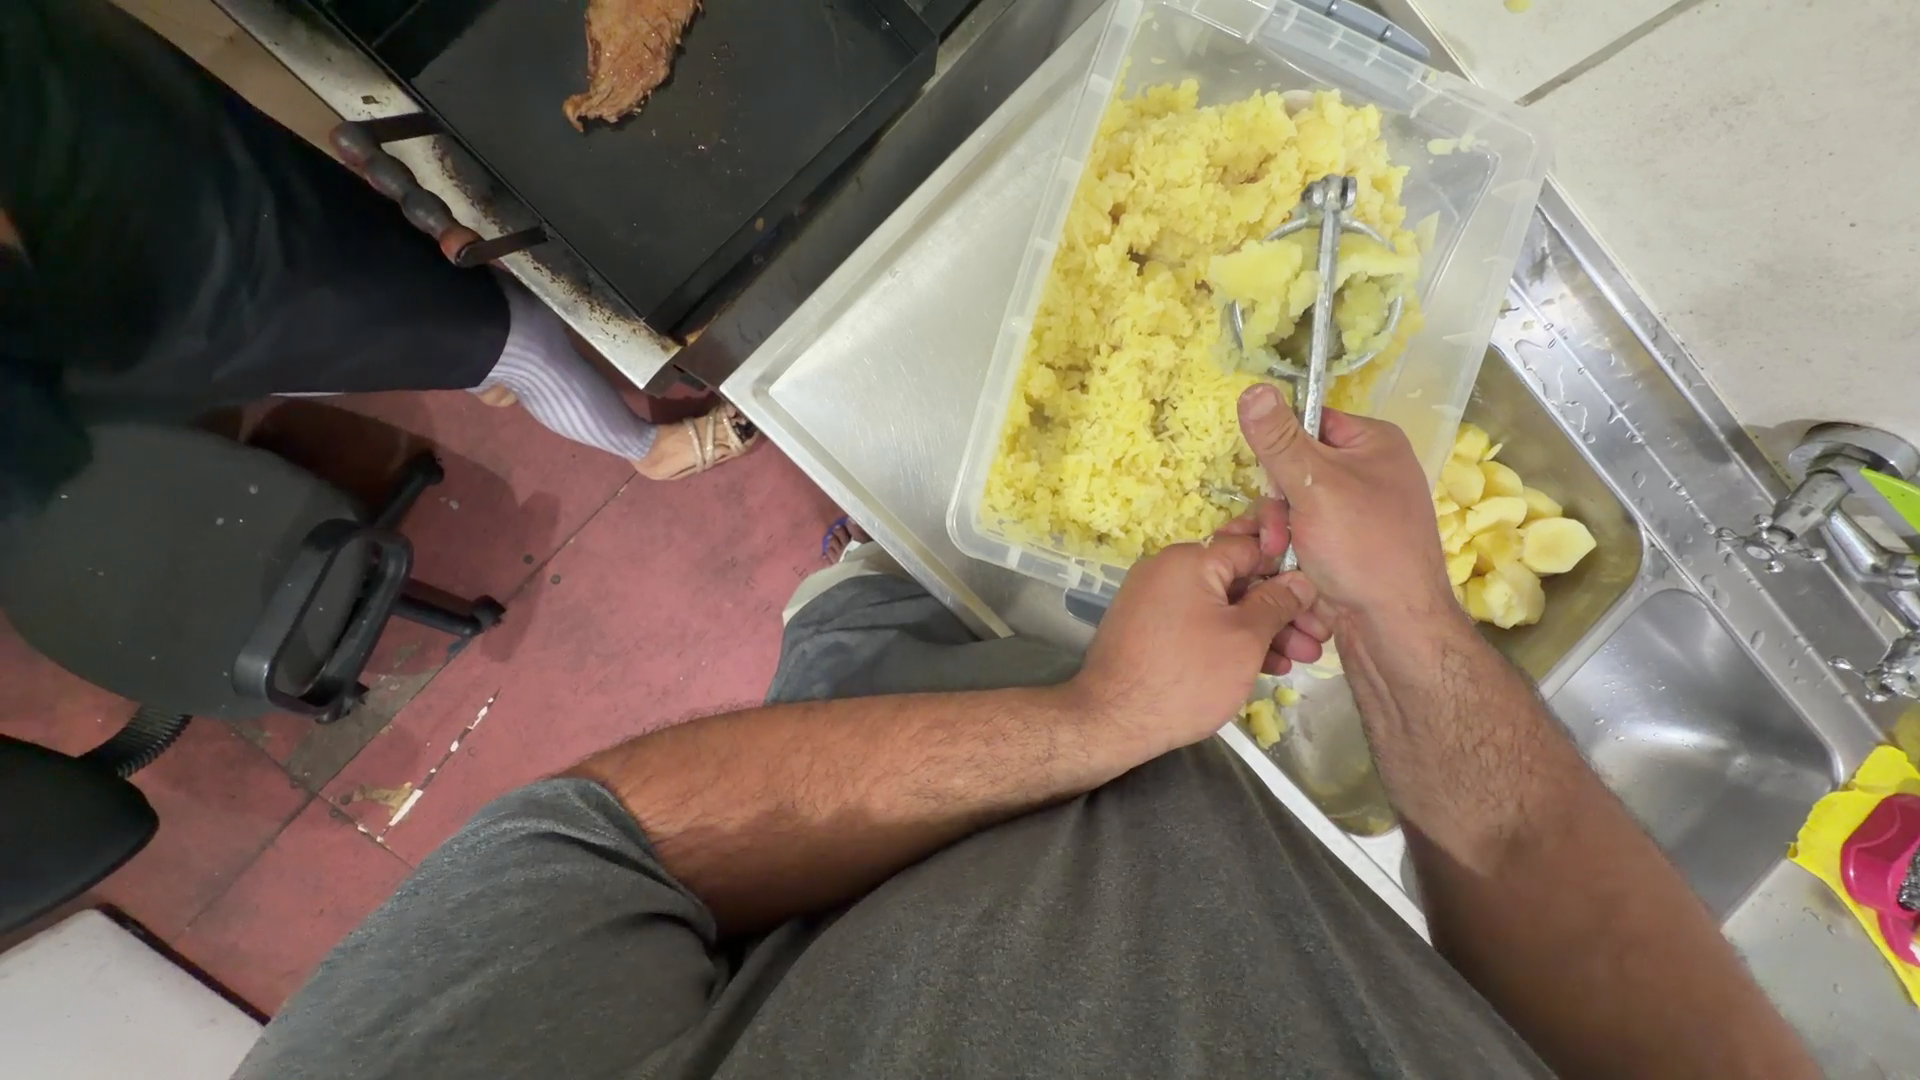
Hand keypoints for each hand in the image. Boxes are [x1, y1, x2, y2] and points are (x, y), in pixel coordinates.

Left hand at [1070, 533, 1320, 759]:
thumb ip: (1276, 604)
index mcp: (1187, 560)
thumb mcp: (1244, 639)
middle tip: (1317, 640)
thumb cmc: (1186, 676)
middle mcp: (1166, 570)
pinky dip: (1228, 640)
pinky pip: (1197, 623)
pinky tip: (1263, 667)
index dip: (1290, 575)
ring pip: (1219, 607)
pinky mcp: (1148, 628)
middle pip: (1237, 581)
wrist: (1113, 719)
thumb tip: (1299, 581)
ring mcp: (1153, 600)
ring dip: (1260, 632)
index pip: (1252, 550)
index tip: (1319, 602)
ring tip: (1299, 660)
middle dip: (1281, 612)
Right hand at [1236, 383, 1458, 634]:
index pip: (1308, 424)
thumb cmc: (1363, 548)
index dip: (1280, 451)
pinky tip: (1281, 568)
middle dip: (1276, 504)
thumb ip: (1279, 440)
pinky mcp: (1344, 546)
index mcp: (1373, 444)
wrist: (1393, 627)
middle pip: (1294, 468)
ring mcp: (1356, 512)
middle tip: (1278, 533)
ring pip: (1291, 506)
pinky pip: (1300, 533)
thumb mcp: (1315, 486)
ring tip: (1278, 559)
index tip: (1273, 482)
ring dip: (1275, 531)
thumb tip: (1252, 388)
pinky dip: (1286, 550)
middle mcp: (1368, 473)